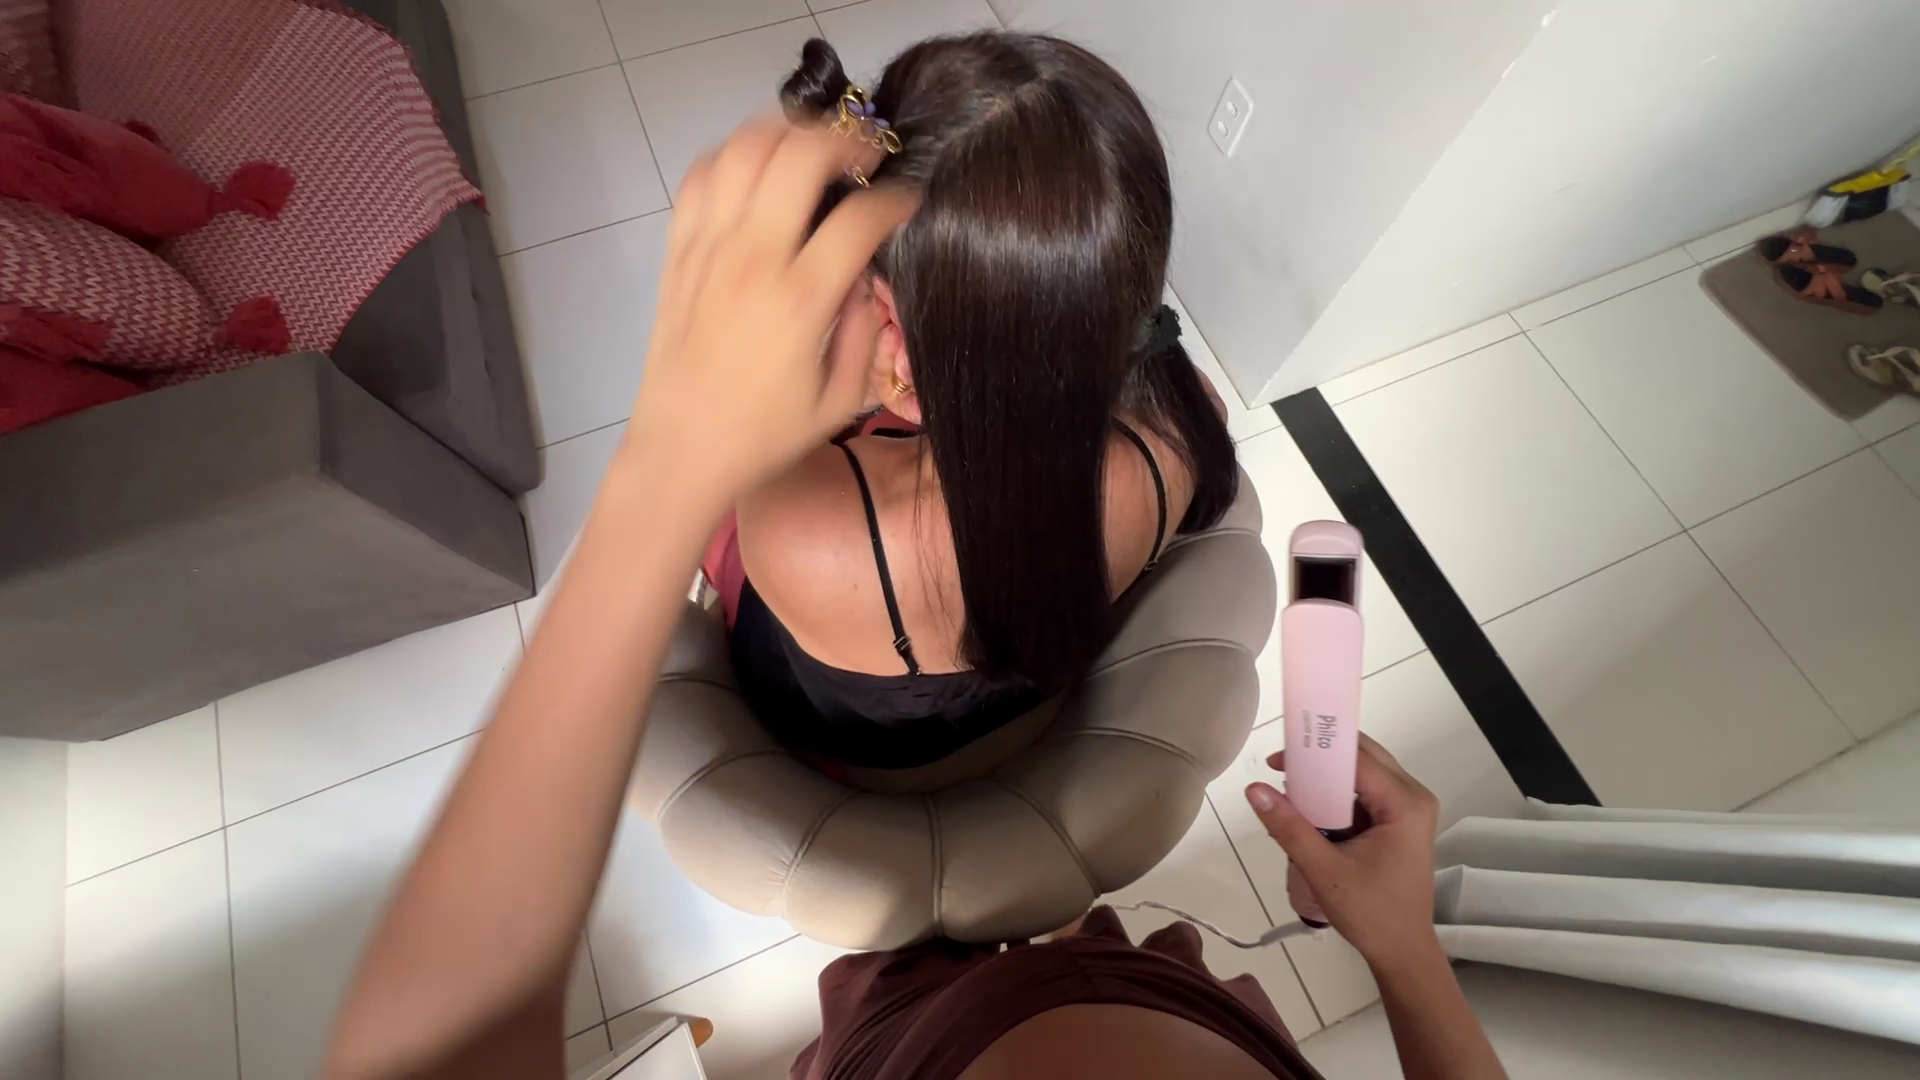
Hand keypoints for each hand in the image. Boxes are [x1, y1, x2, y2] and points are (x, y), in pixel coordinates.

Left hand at [625, 115, 917, 498]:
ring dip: (787, 132)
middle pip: (800, 156)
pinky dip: (734, 155)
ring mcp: (709, 248)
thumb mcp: (839, 401)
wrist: (683, 450)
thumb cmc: (765, 436)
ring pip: (745, 148)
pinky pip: (701, 175)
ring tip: (814, 146)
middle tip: (868, 151)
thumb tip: (867, 279)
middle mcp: (752, 259)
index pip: (859, 219)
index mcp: (801, 301)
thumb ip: (864, 332)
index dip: (894, 201)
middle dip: (845, 140)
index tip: (907, 202)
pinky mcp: (679, 251)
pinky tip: (757, 169)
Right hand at [1245, 734, 1442, 972]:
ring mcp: (1408, 807)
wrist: (1403, 953)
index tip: (1277, 758)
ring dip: (1325, 772)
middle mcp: (1412, 797)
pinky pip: (1363, 786)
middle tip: (1279, 767)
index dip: (1315, 750)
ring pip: (1361, 768)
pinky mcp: (1399, 818)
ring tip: (1290, 787)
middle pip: (1360, 754)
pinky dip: (1334, 788)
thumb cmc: (1370, 913)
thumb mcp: (1323, 870)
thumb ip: (1288, 827)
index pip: (1355, 757)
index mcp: (1404, 805)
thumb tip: (1253, 788)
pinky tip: (1309, 806)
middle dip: (1318, 756)